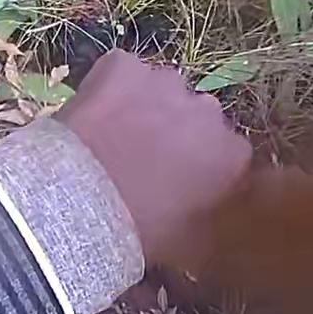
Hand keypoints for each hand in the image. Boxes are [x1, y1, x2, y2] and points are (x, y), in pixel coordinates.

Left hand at [55, 51, 251, 266]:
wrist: (79, 204)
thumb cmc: (138, 232)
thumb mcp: (191, 247)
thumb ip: (215, 227)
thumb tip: (214, 225)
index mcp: (233, 154)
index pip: (226, 154)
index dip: (199, 166)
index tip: (175, 182)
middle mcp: (209, 111)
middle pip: (196, 118)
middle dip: (176, 134)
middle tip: (140, 161)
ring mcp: (166, 82)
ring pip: (161, 91)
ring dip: (146, 108)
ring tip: (113, 138)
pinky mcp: (124, 66)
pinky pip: (122, 72)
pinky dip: (111, 88)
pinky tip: (94, 115)